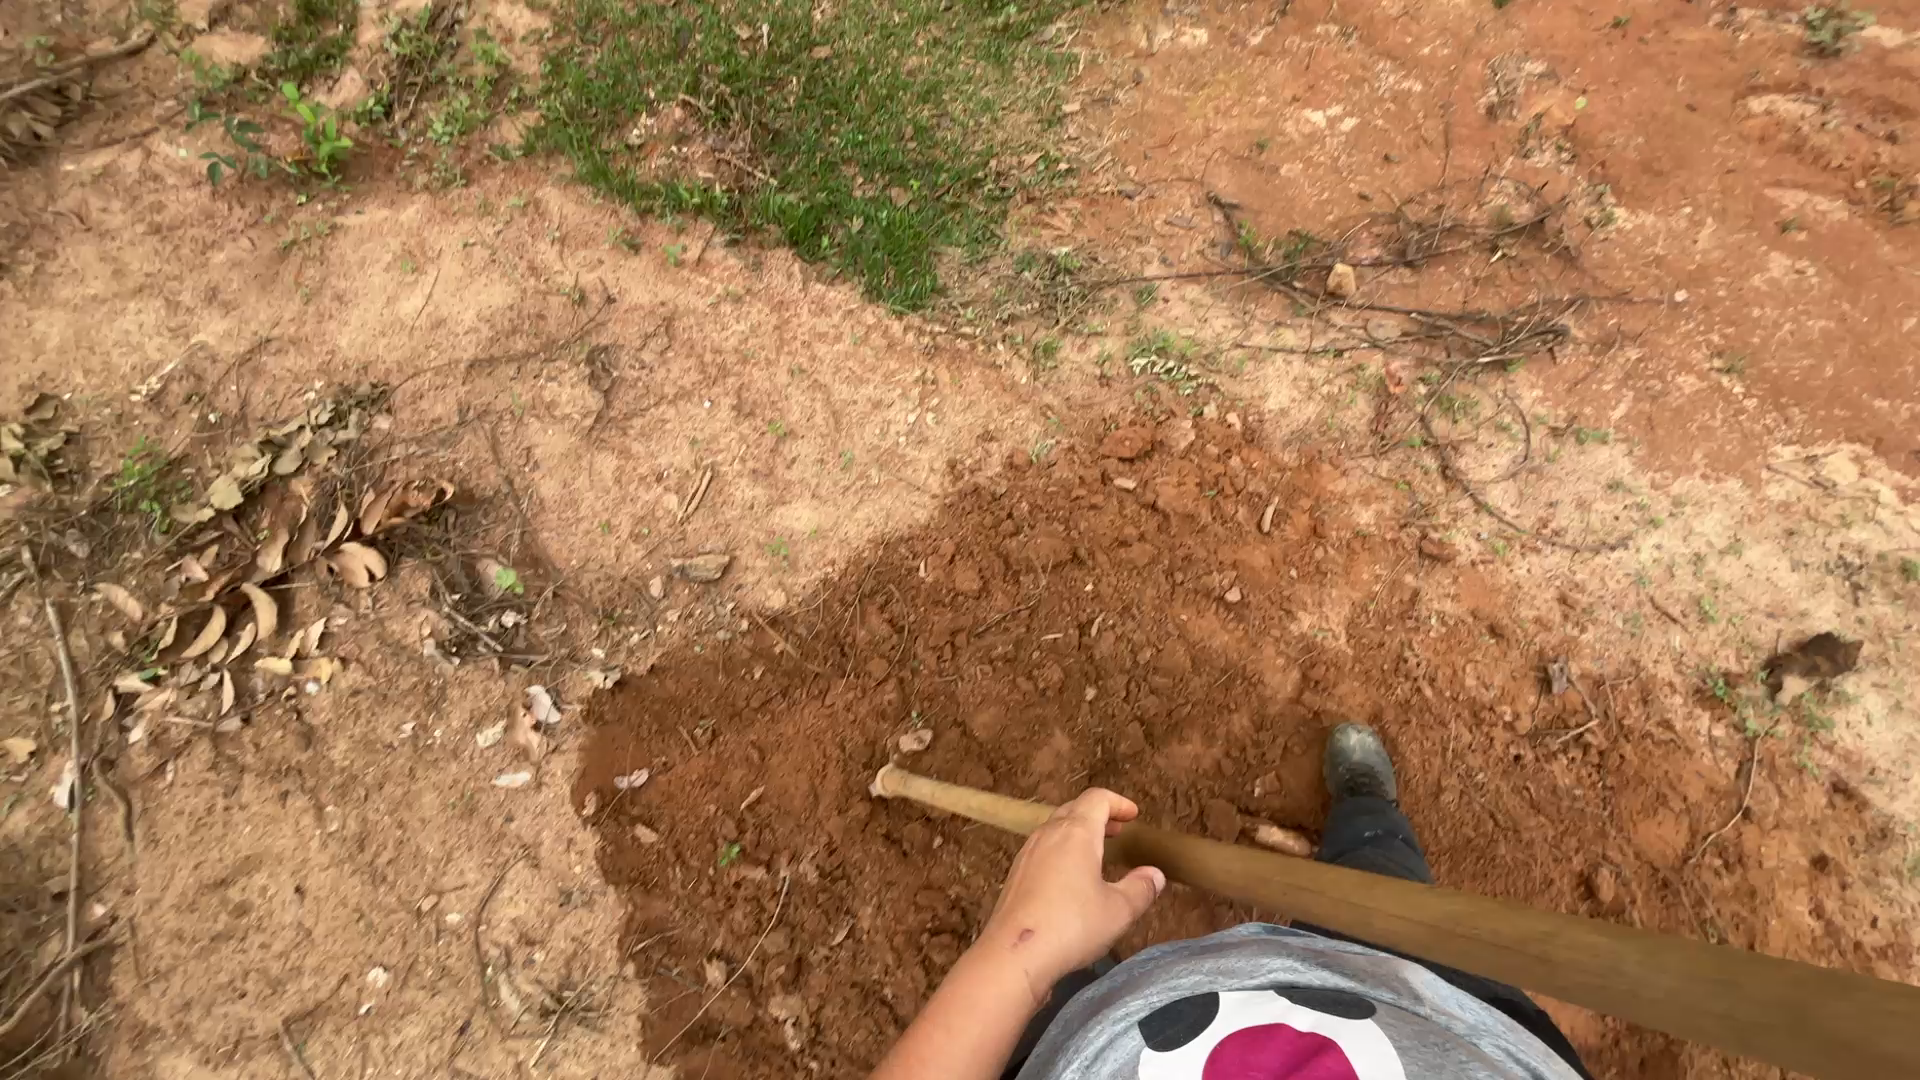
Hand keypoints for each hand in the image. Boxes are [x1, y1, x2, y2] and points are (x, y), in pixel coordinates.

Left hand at [976, 788, 1165, 1007]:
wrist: (1014, 953)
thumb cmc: (1072, 925)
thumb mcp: (1118, 911)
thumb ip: (1140, 889)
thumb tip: (1155, 874)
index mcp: (1076, 833)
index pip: (1097, 799)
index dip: (1117, 802)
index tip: (1133, 815)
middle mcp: (1049, 833)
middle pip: (1075, 808)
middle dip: (1099, 814)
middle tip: (1118, 830)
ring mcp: (1029, 851)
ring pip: (1057, 826)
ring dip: (1079, 830)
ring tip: (1097, 851)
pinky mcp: (1017, 871)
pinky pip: (1044, 846)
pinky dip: (1063, 847)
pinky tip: (1070, 875)